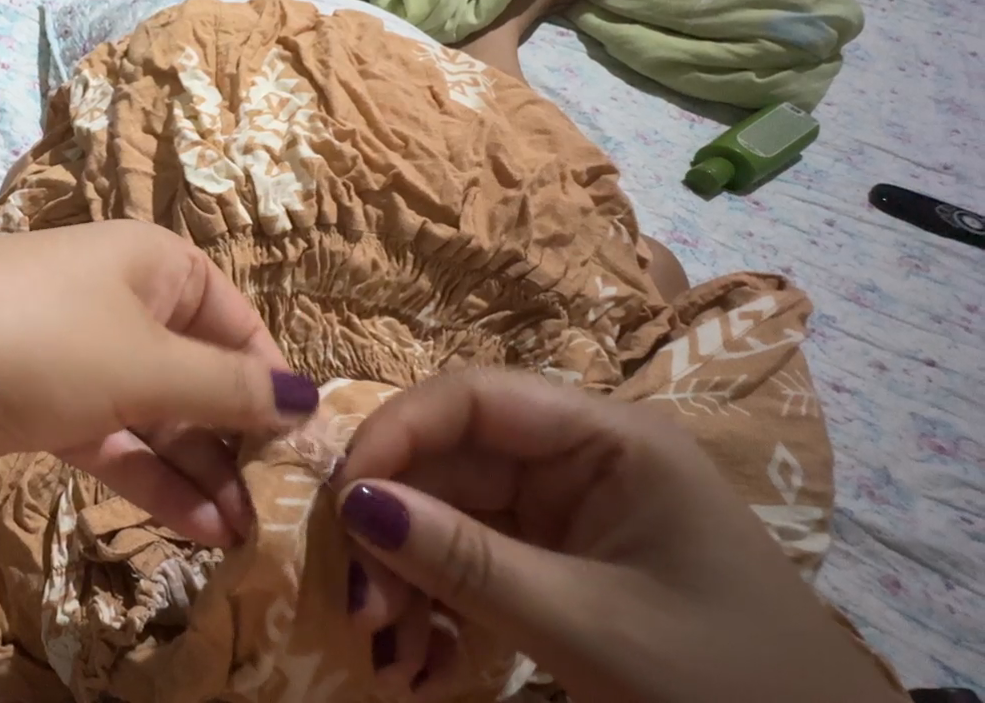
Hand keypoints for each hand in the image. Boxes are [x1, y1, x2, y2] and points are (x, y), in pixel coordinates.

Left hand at [0, 221, 318, 545]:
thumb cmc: (44, 340)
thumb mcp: (148, 363)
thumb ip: (229, 389)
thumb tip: (307, 398)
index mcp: (155, 266)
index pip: (237, 322)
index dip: (273, 381)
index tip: (309, 447)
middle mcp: (123, 301)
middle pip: (199, 371)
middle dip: (237, 439)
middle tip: (282, 511)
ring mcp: (82, 355)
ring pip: (157, 413)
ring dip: (199, 471)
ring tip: (248, 536)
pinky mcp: (48, 402)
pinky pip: (115, 438)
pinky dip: (152, 479)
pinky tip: (199, 528)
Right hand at [330, 370, 901, 702]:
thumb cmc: (729, 691)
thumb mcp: (590, 627)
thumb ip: (463, 560)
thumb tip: (350, 501)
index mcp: (607, 439)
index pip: (471, 397)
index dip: (396, 432)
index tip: (343, 499)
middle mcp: (574, 459)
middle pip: (447, 459)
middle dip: (392, 526)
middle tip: (361, 604)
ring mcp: (559, 511)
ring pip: (444, 511)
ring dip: (402, 573)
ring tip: (384, 643)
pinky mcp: (549, 560)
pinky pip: (464, 558)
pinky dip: (431, 601)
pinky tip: (415, 654)